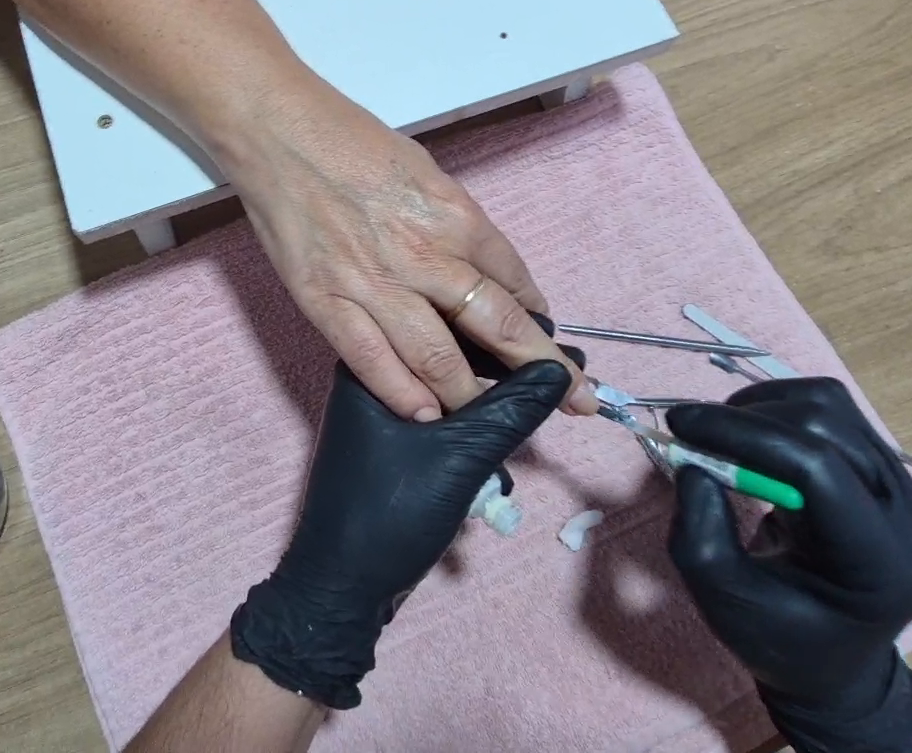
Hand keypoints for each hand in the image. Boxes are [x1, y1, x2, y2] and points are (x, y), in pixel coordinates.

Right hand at [219, 86, 593, 420]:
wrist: (278, 133)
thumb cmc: (351, 141)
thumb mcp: (424, 170)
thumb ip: (454, 222)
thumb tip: (479, 265)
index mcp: (455, 216)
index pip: (515, 281)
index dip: (538, 318)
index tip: (545, 338)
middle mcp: (425, 256)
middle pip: (498, 326)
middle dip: (541, 370)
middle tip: (573, 399)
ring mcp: (375, 285)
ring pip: (439, 358)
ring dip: (473, 394)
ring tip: (491, 415)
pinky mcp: (327, 304)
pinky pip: (372, 362)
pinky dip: (403, 394)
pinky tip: (427, 413)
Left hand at [230, 356, 573, 708]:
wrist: (340, 586)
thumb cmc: (387, 513)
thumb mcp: (458, 458)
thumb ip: (511, 409)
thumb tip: (562, 369)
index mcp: (371, 362)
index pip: (445, 324)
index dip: (506, 330)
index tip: (560, 342)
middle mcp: (374, 374)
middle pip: (452, 350)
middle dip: (511, 359)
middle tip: (571, 366)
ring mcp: (384, 405)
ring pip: (452, 379)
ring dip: (501, 389)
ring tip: (554, 390)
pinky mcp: (395, 434)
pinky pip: (446, 406)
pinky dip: (482, 411)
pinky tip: (519, 416)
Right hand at [664, 379, 911, 752]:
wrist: (833, 659)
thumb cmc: (780, 638)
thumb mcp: (723, 602)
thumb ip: (700, 535)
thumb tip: (692, 463)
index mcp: (879, 565)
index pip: (817, 468)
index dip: (742, 434)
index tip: (678, 425)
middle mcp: (910, 518)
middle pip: (826, 425)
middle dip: (747, 419)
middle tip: (692, 433)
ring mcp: (908, 490)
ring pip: (832, 405)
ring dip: (763, 407)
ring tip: (724, 434)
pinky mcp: (888, 471)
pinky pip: (834, 411)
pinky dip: (780, 409)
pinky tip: (754, 438)